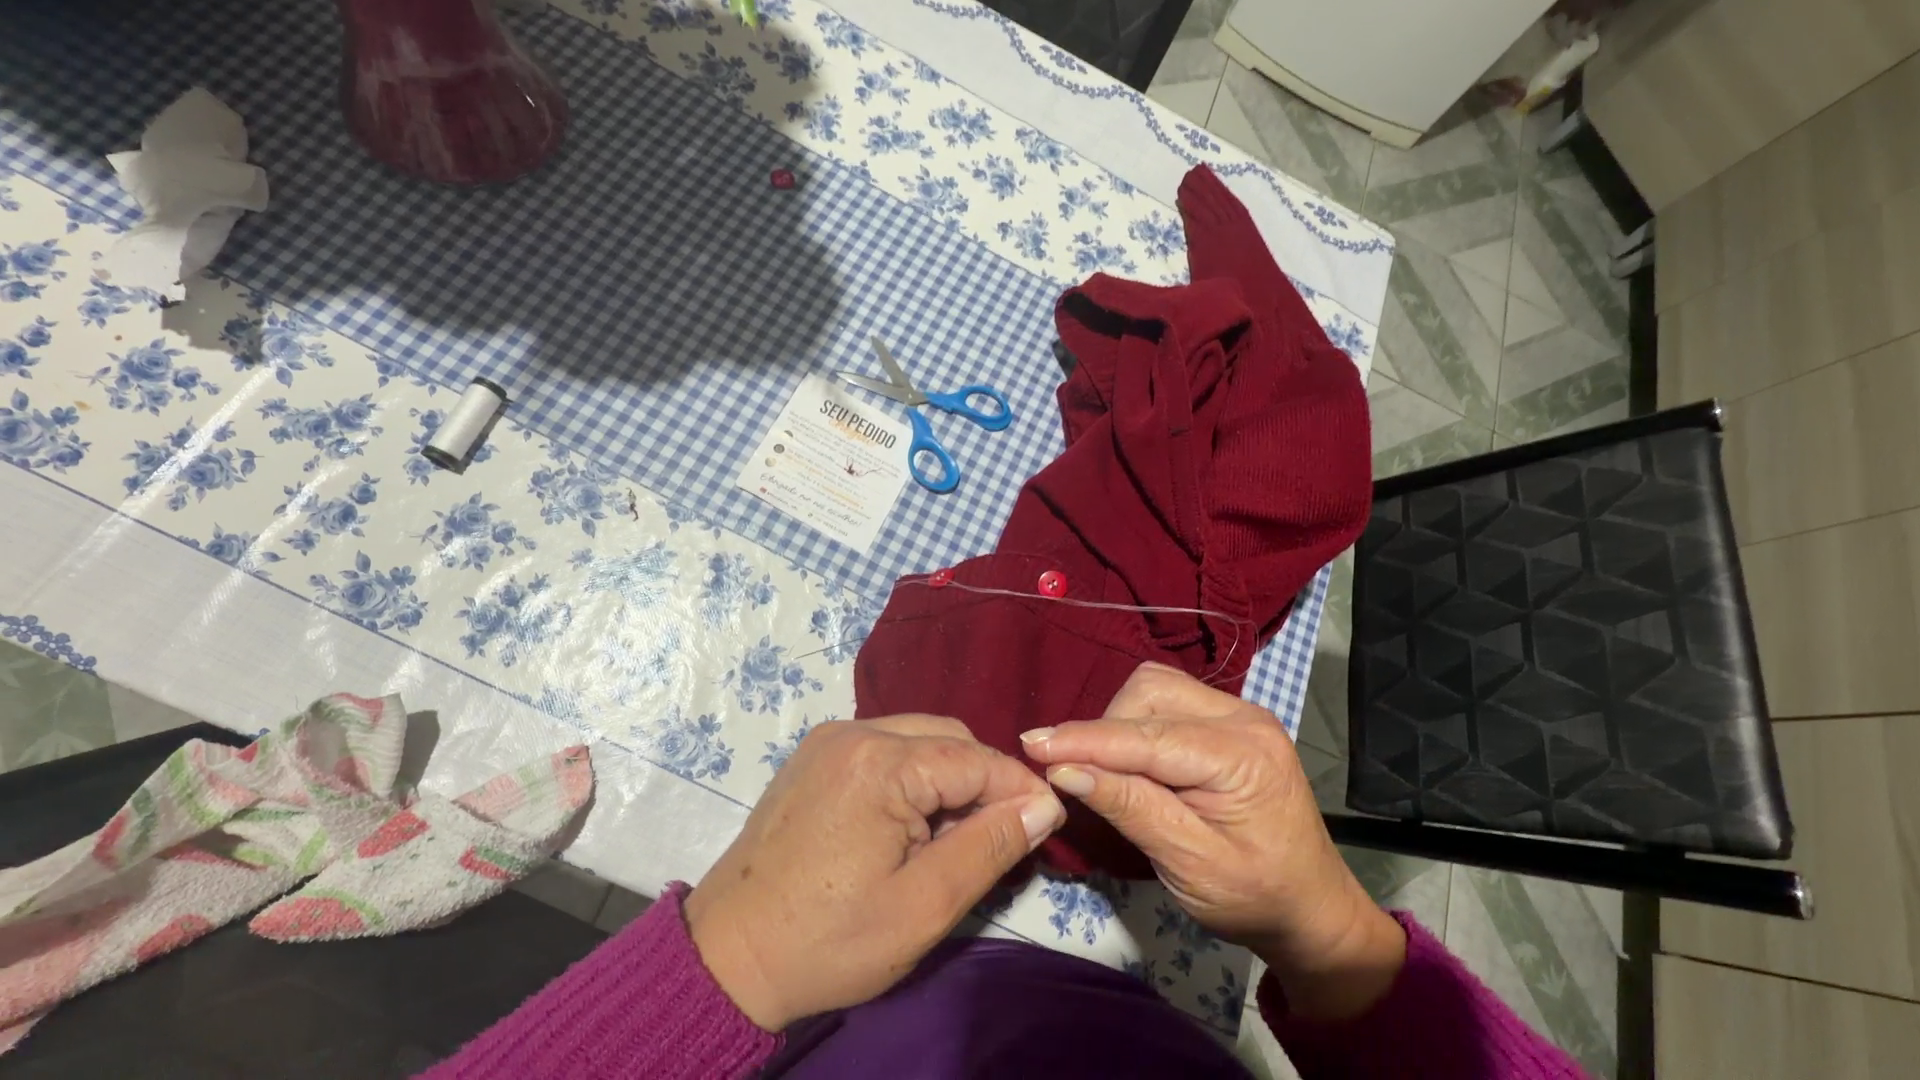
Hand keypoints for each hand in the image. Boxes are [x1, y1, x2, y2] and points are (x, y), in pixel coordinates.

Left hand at [684, 716, 1066, 1030]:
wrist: (727, 956)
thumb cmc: (830, 940)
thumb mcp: (924, 905)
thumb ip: (989, 846)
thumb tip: (1043, 804)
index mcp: (880, 763)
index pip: (977, 758)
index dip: (1019, 790)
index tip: (1046, 826)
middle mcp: (854, 732)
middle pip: (948, 738)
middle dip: (982, 783)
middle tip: (993, 840)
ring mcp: (828, 740)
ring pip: (919, 740)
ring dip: (948, 780)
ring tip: (950, 839)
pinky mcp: (815, 756)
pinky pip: (885, 749)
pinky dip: (913, 778)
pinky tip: (910, 825)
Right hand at [1020, 663, 1404, 1019]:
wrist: (1311, 909)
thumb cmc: (1255, 898)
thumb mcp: (1190, 865)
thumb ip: (1130, 809)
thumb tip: (1064, 770)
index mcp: (1243, 756)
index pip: (1147, 736)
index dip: (1085, 739)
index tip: (1031, 743)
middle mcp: (1244, 717)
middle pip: (1150, 693)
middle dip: (1106, 730)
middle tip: (1083, 777)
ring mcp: (1239, 713)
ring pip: (1156, 689)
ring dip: (1120, 722)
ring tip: (1109, 770)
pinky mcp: (1229, 721)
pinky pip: (1168, 701)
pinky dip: (1137, 723)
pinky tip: (1133, 759)